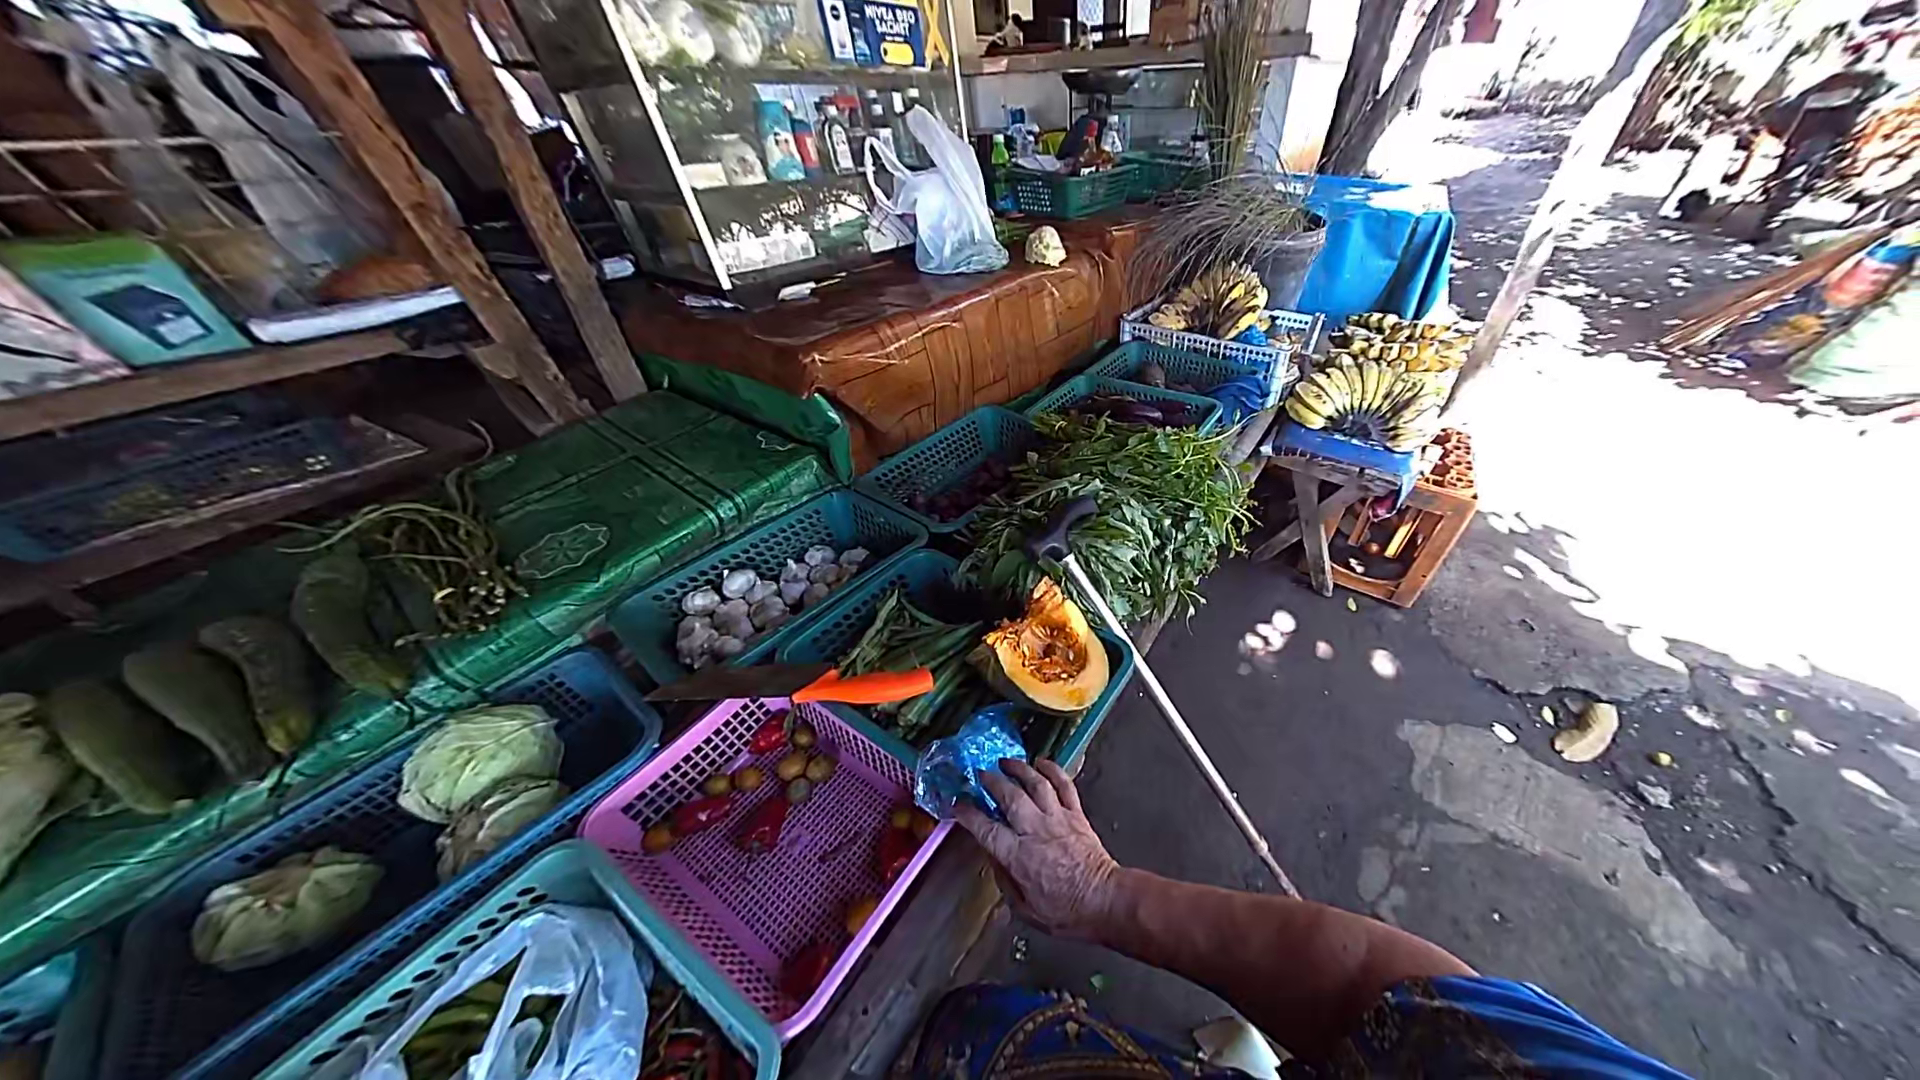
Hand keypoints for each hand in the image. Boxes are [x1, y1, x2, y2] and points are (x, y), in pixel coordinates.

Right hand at [954, 758, 1120, 939]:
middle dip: (991, 781)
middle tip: (980, 774)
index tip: (958, 804)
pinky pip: (1064, 784)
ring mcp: (1057, 818)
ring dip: (1018, 768)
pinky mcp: (1076, 813)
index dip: (968, 814)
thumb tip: (992, 856)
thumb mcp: (1025, 908)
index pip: (986, 828)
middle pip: (1008, 796)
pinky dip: (1052, 770)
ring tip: (1006, 762)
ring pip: (1035, 783)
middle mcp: (1035, 830)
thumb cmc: (1066, 911)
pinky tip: (1041, 762)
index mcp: (1018, 856)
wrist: (1107, 902)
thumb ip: (1004, 880)